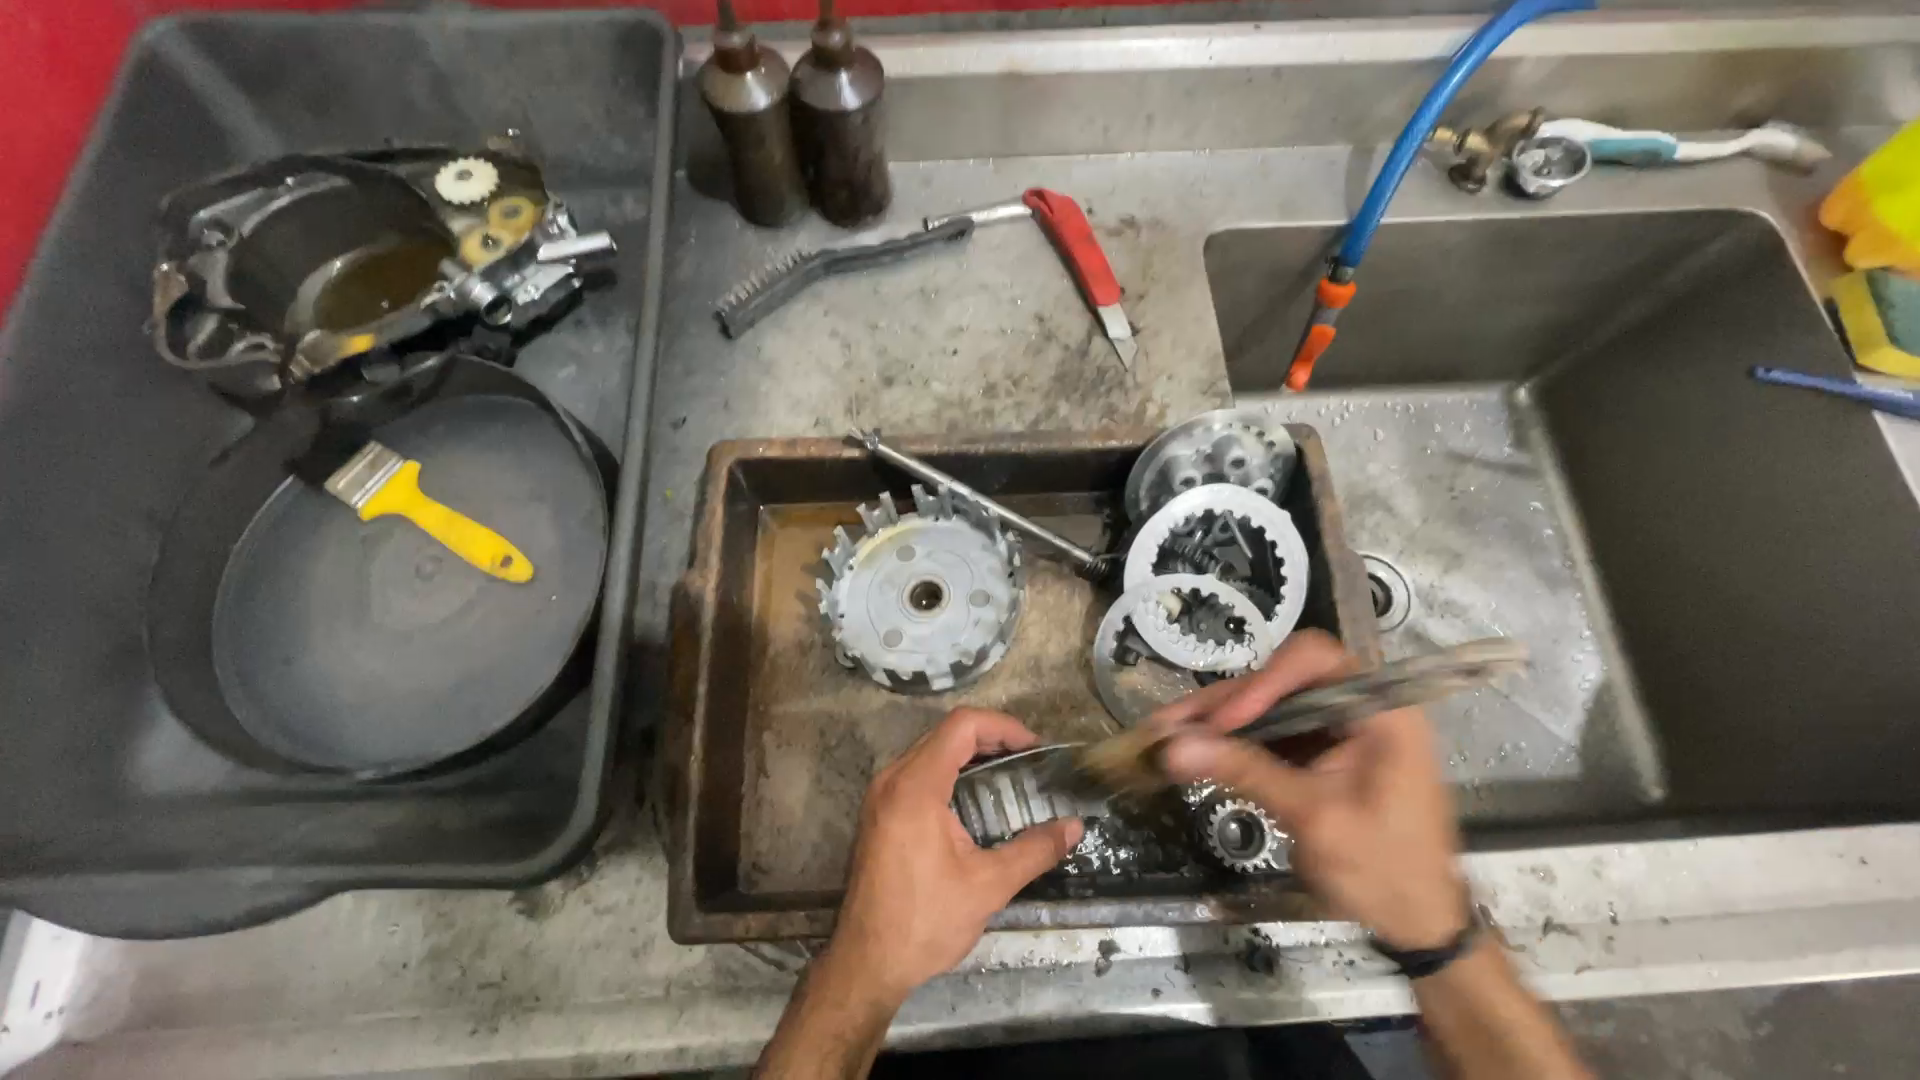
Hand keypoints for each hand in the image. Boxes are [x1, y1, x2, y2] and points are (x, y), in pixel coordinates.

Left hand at [829, 708, 1084, 1003]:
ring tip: (1008, 775)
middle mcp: (892, 779)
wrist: (866, 962)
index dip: (1002, 727)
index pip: (961, 726)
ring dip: (969, 754)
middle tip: (1028, 761)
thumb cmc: (925, 921)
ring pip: (929, 750)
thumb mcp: (988, 886)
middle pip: (945, 733)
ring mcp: (880, 795)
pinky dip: (949, 771)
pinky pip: (916, 771)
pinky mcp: (878, 812)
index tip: (1034, 748)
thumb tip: (1074, 828)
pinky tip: (974, 799)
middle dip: (990, 738)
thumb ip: (1034, 850)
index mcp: (915, 786)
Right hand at [1155, 630, 1467, 948]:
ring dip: (1216, 721)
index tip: (1225, 720)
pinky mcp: (1316, 753)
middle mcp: (1356, 709)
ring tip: (1164, 735)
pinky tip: (1191, 749)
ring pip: (1266, 706)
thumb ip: (1247, 773)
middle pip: (1279, 682)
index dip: (1265, 680)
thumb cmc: (1385, 871)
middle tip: (1168, 723)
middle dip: (1222, 703)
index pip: (1315, 661)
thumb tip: (1174, 746)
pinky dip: (1229, 742)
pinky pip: (1267, 733)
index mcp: (1379, 712)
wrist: (1419, 924)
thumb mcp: (1315, 819)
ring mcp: (1334, 731)